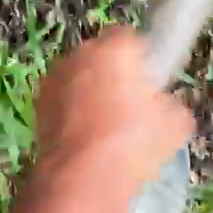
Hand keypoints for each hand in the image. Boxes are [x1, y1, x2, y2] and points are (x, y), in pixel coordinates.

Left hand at [34, 28, 192, 189]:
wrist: (83, 175)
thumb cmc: (134, 141)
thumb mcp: (174, 125)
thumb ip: (171, 105)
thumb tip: (166, 107)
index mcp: (115, 49)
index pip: (128, 38)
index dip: (139, 57)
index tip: (147, 80)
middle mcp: (80, 54)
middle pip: (100, 56)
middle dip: (112, 73)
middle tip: (128, 104)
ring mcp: (55, 76)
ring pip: (77, 76)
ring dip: (88, 91)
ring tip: (103, 125)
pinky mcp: (38, 101)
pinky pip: (61, 98)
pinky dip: (69, 110)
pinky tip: (83, 136)